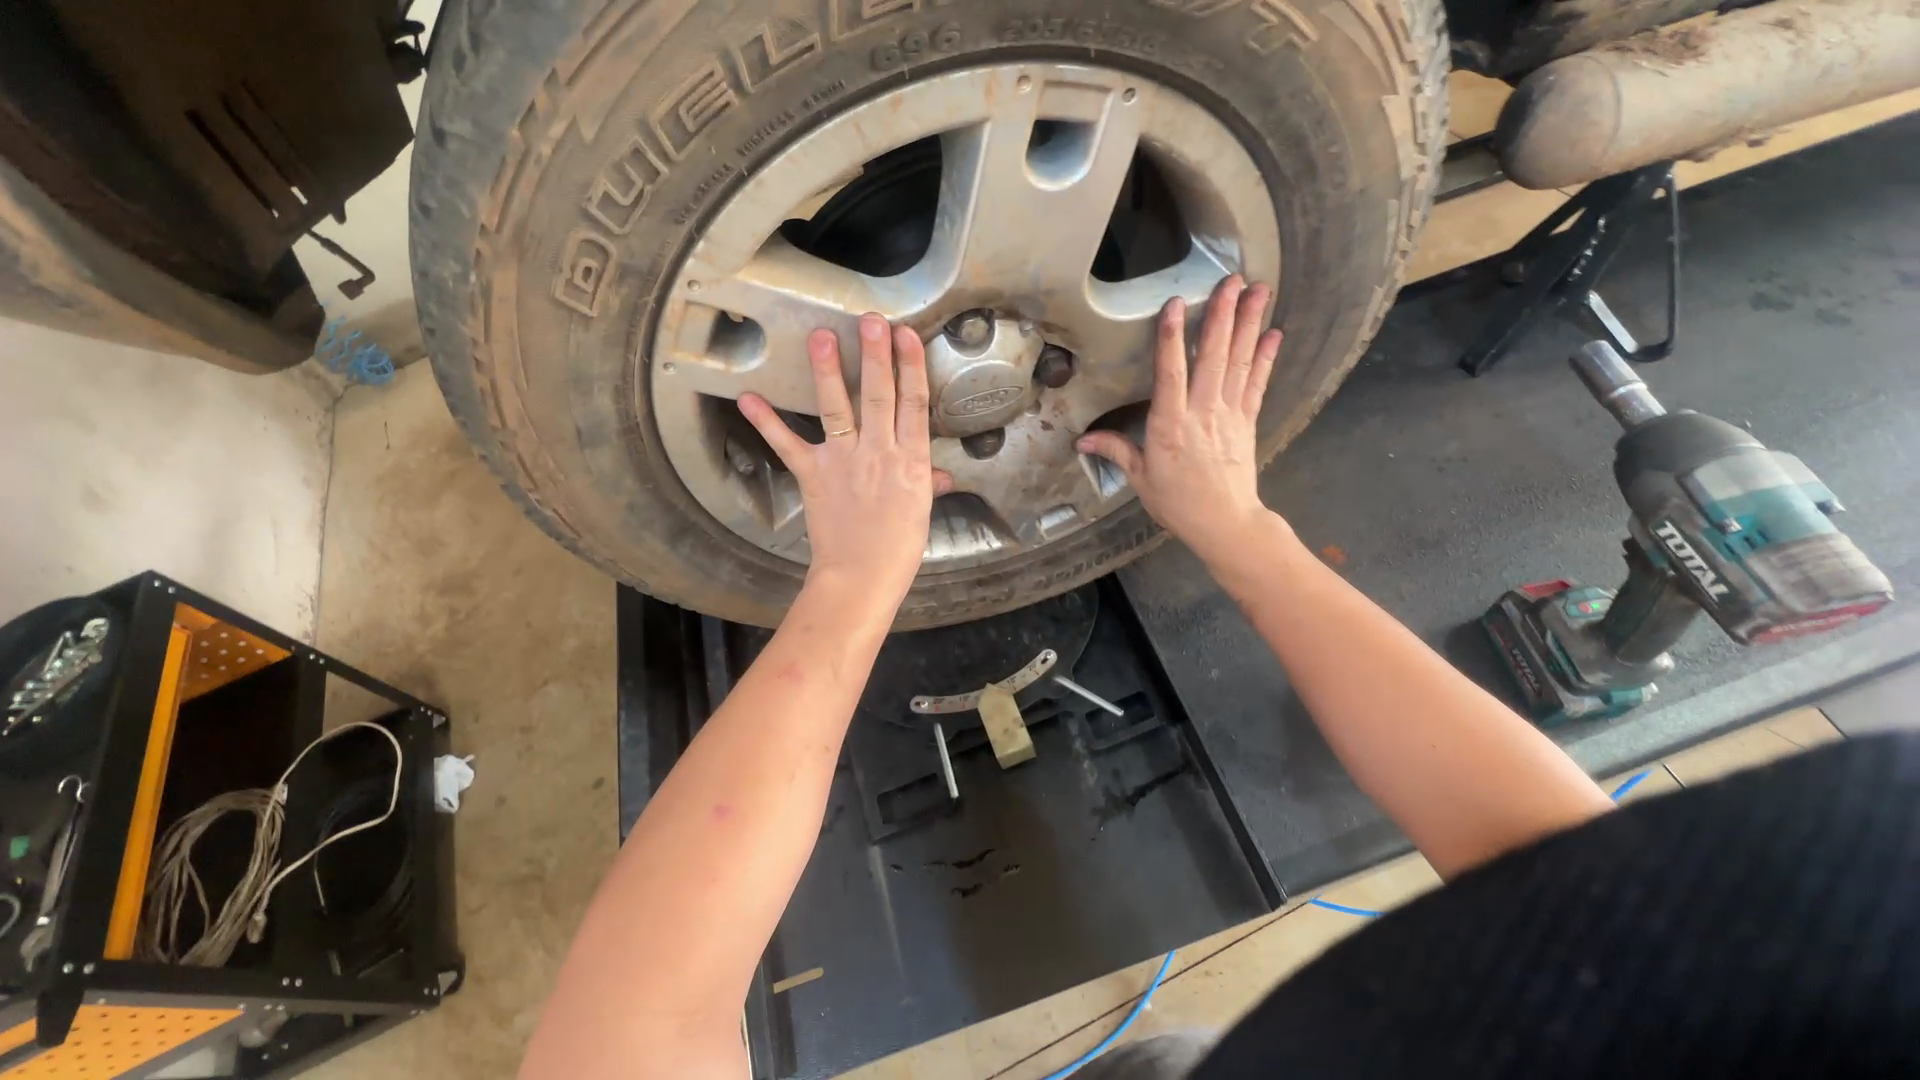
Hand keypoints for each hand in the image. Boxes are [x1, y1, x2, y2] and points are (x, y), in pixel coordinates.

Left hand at [739, 314, 952, 599]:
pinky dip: (766, 422)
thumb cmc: (898, 550)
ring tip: (821, 336)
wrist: (862, 577)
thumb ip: (927, 484)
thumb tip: (941, 474)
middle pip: (880, 396)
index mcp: (911, 460)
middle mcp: (880, 452)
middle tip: (870, 320)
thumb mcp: (921, 512)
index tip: (907, 336)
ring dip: (829, 371)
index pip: (914, 405)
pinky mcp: (813, 474)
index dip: (912, 367)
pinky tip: (748, 398)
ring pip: (838, 408)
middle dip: (876, 355)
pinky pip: (788, 444)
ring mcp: (844, 461)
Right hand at [1077, 275, 1283, 565]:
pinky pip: (1257, 384)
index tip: (1176, 303)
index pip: (1170, 372)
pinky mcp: (1248, 422)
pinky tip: (1275, 333)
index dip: (1172, 336)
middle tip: (1233, 280)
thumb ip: (1116, 451)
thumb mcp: (1141, 479)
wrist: (1224, 523)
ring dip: (1249, 325)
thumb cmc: (1178, 502)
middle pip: (1213, 356)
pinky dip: (1266, 358)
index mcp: (1170, 424)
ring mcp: (1229, 414)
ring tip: (1259, 291)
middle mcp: (1202, 412)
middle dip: (1223, 315)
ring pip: (1239, 362)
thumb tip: (1082, 439)